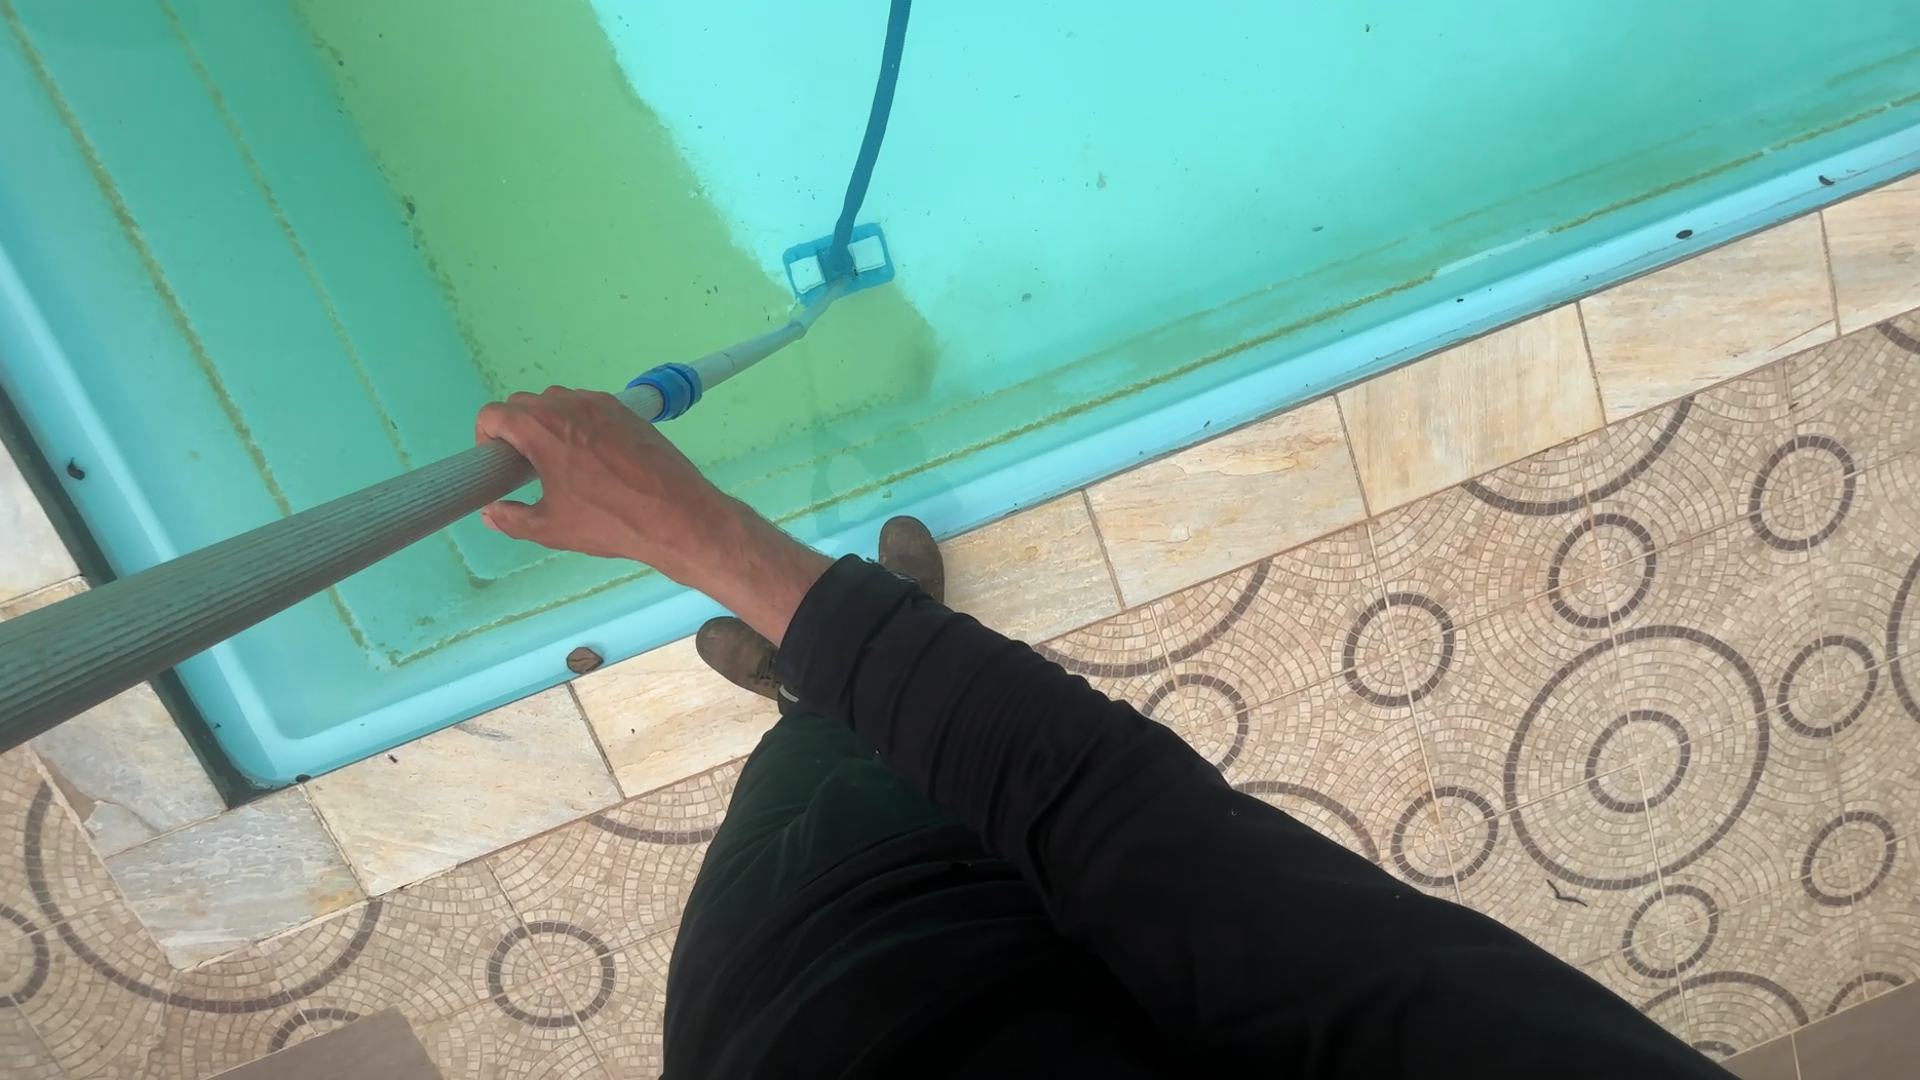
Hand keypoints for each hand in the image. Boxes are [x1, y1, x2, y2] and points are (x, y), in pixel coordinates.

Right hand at [474, 387, 829, 643]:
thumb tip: (493, 514)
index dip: (487, 437)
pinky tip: (596, 455)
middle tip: (528, 463)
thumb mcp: (552, 528)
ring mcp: (606, 406)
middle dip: (518, 428)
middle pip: (527, 403)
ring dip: (553, 422)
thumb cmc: (613, 520)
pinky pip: (595, 407)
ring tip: (563, 459)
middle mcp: (572, 406)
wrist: (679, 514)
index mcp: (542, 428)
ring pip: (563, 401)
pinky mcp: (632, 413)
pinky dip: (585, 422)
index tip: (499, 461)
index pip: (494, 413)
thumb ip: (512, 519)